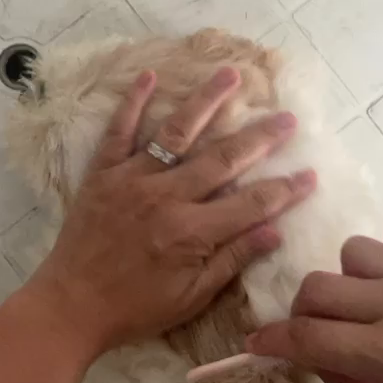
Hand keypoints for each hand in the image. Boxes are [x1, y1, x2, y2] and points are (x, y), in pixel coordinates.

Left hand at [22, 68, 315, 353]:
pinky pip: (119, 131)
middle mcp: (166, 197)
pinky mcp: (104, 172)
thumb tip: (275, 231)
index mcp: (191, 232)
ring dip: (206, 101)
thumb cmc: (135, 308)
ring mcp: (132, 179)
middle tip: (287, 117)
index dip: (284, 190)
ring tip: (231, 74)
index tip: (311, 174)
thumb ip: (232, 260)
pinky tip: (149, 75)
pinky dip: (133, 102)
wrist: (71, 305)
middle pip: (222, 159)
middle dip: (260, 138)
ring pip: (177, 132)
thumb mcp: (191, 297)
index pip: (250, 204)